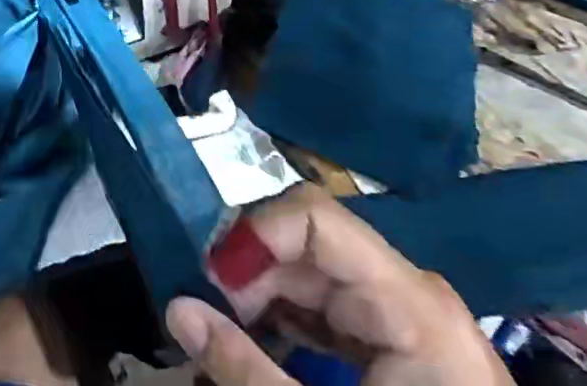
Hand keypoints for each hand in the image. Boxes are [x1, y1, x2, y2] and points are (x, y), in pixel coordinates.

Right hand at [166, 184, 511, 385]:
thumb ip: (245, 369)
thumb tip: (174, 309)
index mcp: (412, 303)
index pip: (316, 217)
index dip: (254, 234)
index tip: (209, 280)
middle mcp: (408, 291)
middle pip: (305, 244)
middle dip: (247, 272)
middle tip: (206, 316)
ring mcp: (403, 314)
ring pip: (308, 273)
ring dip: (258, 296)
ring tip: (223, 335)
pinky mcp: (394, 340)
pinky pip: (325, 307)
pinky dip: (284, 320)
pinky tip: (258, 347)